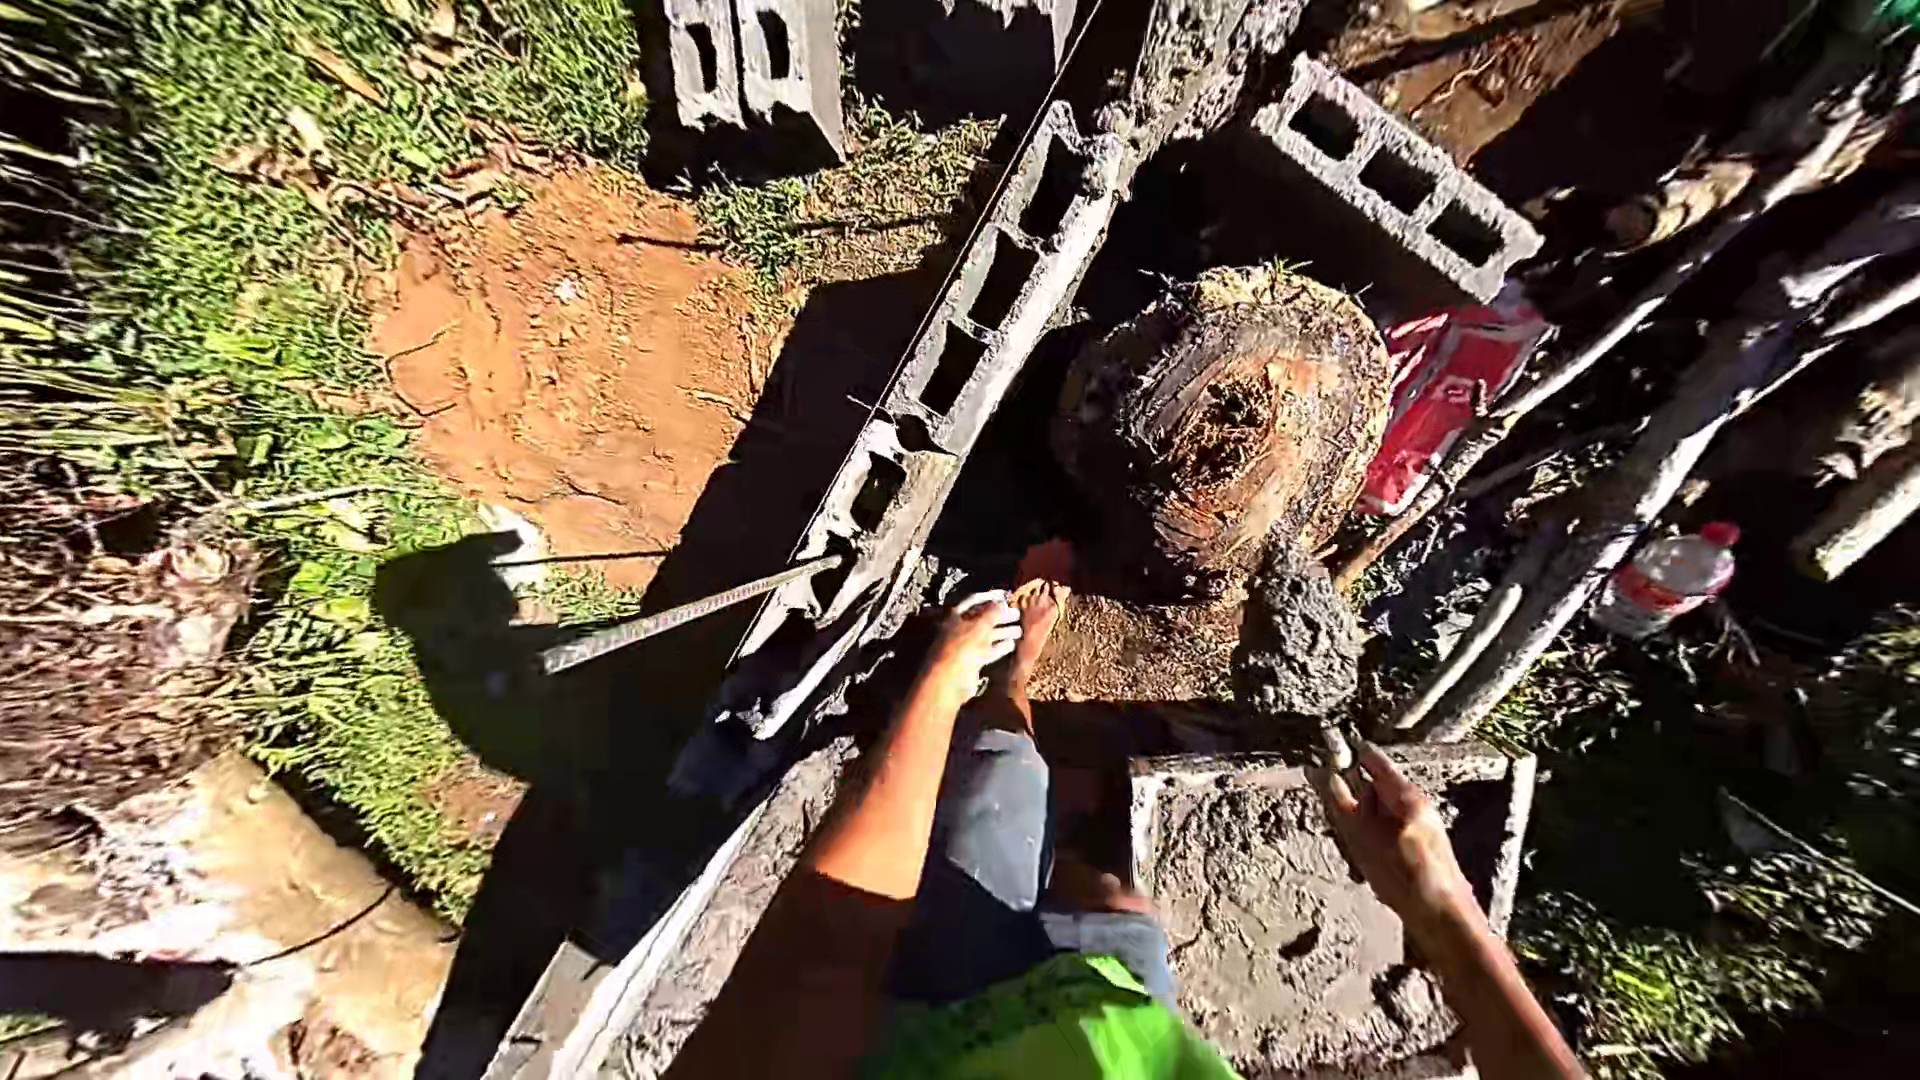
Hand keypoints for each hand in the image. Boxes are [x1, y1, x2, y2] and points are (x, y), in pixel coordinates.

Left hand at [919, 591, 1020, 698]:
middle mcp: (959, 628)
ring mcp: (965, 645)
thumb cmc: (962, 646)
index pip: (974, 600)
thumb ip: (993, 612)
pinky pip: (988, 651)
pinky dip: (1000, 647)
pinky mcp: (972, 661)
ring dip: (1003, 631)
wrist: (950, 679)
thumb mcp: (980, 625)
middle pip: (982, 618)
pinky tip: (1012, 644)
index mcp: (956, 615)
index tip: (1006, 595)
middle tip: (1017, 613)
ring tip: (1020, 629)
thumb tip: (1003, 602)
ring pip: (987, 635)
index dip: (990, 597)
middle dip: (1000, 615)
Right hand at [1316, 743, 1482, 945]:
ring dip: (1358, 820)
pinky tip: (1369, 858)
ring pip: (1376, 807)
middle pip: (1371, 783)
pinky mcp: (1420, 843)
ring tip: (1356, 846)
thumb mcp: (1360, 835)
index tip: (1321, 759)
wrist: (1447, 924)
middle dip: (1349, 796)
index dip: (1344, 754)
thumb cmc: (1404, 877)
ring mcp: (1420, 823)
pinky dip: (1371, 835)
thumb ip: (1337, 799)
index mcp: (1406, 794)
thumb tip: (1316, 770)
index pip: (1370, 757)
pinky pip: (1385, 826)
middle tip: (1340, 820)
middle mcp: (1416, 803)